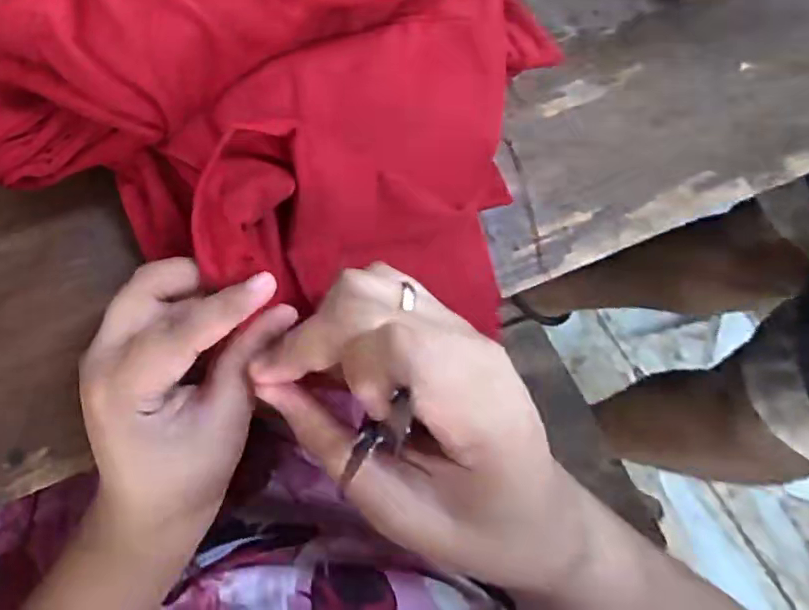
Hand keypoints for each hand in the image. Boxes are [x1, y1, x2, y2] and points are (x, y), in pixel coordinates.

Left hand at [79, 259, 297, 551]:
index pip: (180, 329)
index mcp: (124, 386)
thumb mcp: (225, 421)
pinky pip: (142, 302)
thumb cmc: (188, 480)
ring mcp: (99, 346)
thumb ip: (246, 357)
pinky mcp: (108, 344)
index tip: (269, 280)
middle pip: (147, 287)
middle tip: (244, 286)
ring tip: (230, 297)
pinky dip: (176, 296)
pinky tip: (208, 308)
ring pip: (143, 287)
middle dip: (198, 277)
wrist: (143, 512)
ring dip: (187, 284)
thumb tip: (283, 308)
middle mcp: (100, 355)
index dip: (228, 302)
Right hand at [248, 265, 585, 592]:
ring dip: (330, 313)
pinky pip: (386, 284)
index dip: (330, 351)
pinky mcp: (448, 316)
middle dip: (316, 331)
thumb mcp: (396, 510)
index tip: (284, 384)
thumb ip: (329, 443)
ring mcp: (461, 322)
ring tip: (321, 362)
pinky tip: (347, 347)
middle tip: (290, 377)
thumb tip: (266, 384)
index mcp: (475, 402)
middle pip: (371, 294)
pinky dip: (350, 306)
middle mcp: (469, 344)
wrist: (541, 516)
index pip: (395, 339)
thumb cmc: (474, 529)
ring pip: (373, 278)